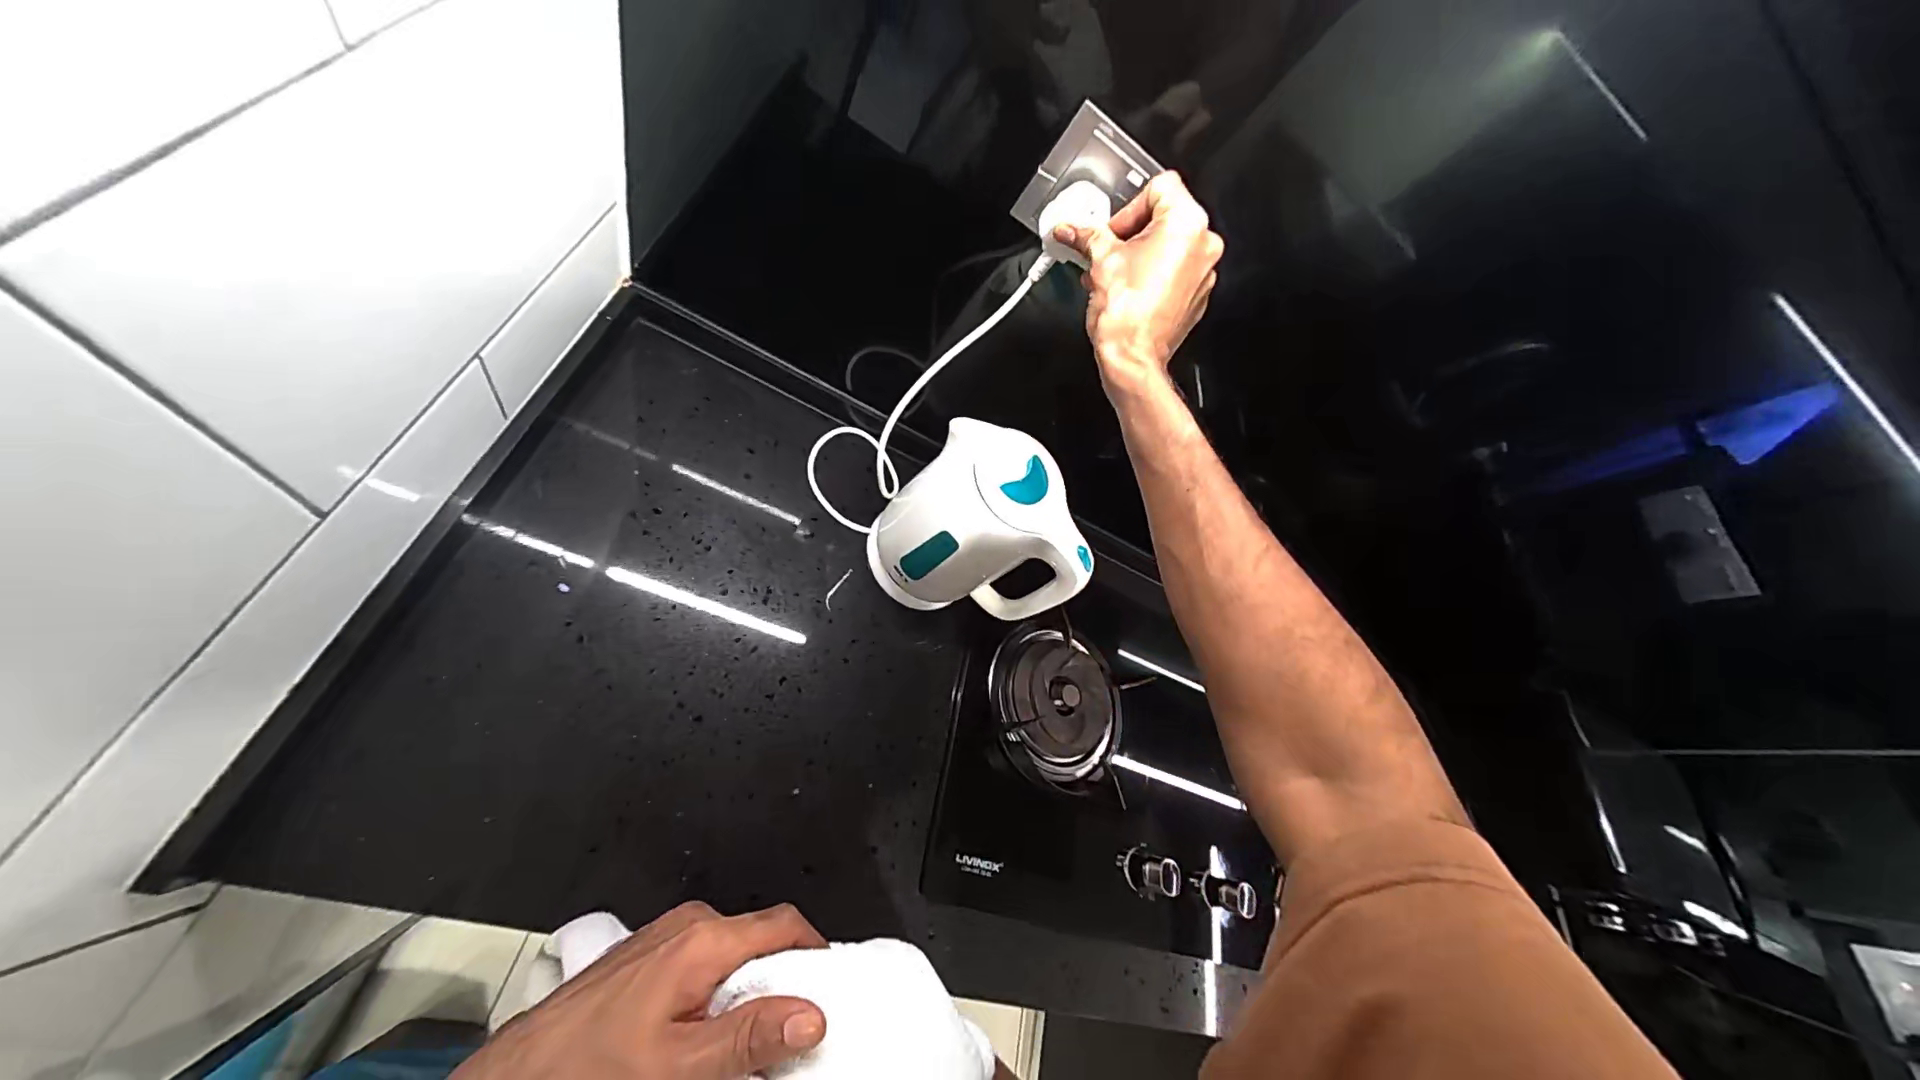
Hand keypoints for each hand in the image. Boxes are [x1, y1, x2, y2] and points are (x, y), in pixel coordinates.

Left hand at [454, 903, 828, 1079]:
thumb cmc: (589, 1074)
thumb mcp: (678, 1069)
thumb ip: (749, 1038)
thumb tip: (813, 1016)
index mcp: (704, 938)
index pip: (785, 924)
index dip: (815, 953)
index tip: (827, 994)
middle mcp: (687, 923)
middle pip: (760, 935)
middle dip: (780, 977)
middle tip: (782, 1032)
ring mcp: (663, 936)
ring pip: (730, 950)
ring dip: (746, 987)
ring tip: (737, 1041)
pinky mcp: (644, 955)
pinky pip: (700, 960)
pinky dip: (715, 990)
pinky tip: (696, 1034)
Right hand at [1051, 171, 1222, 397]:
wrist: (1132, 358)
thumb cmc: (1125, 316)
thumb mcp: (1100, 261)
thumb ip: (1088, 236)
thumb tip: (1074, 230)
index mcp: (1186, 225)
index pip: (1160, 187)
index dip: (1128, 207)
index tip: (1111, 230)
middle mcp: (1203, 245)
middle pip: (1165, 217)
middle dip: (1131, 233)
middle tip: (1108, 251)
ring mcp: (1203, 272)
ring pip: (1169, 246)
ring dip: (1140, 255)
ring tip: (1115, 274)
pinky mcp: (1196, 295)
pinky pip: (1175, 271)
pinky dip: (1153, 275)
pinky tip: (1129, 290)